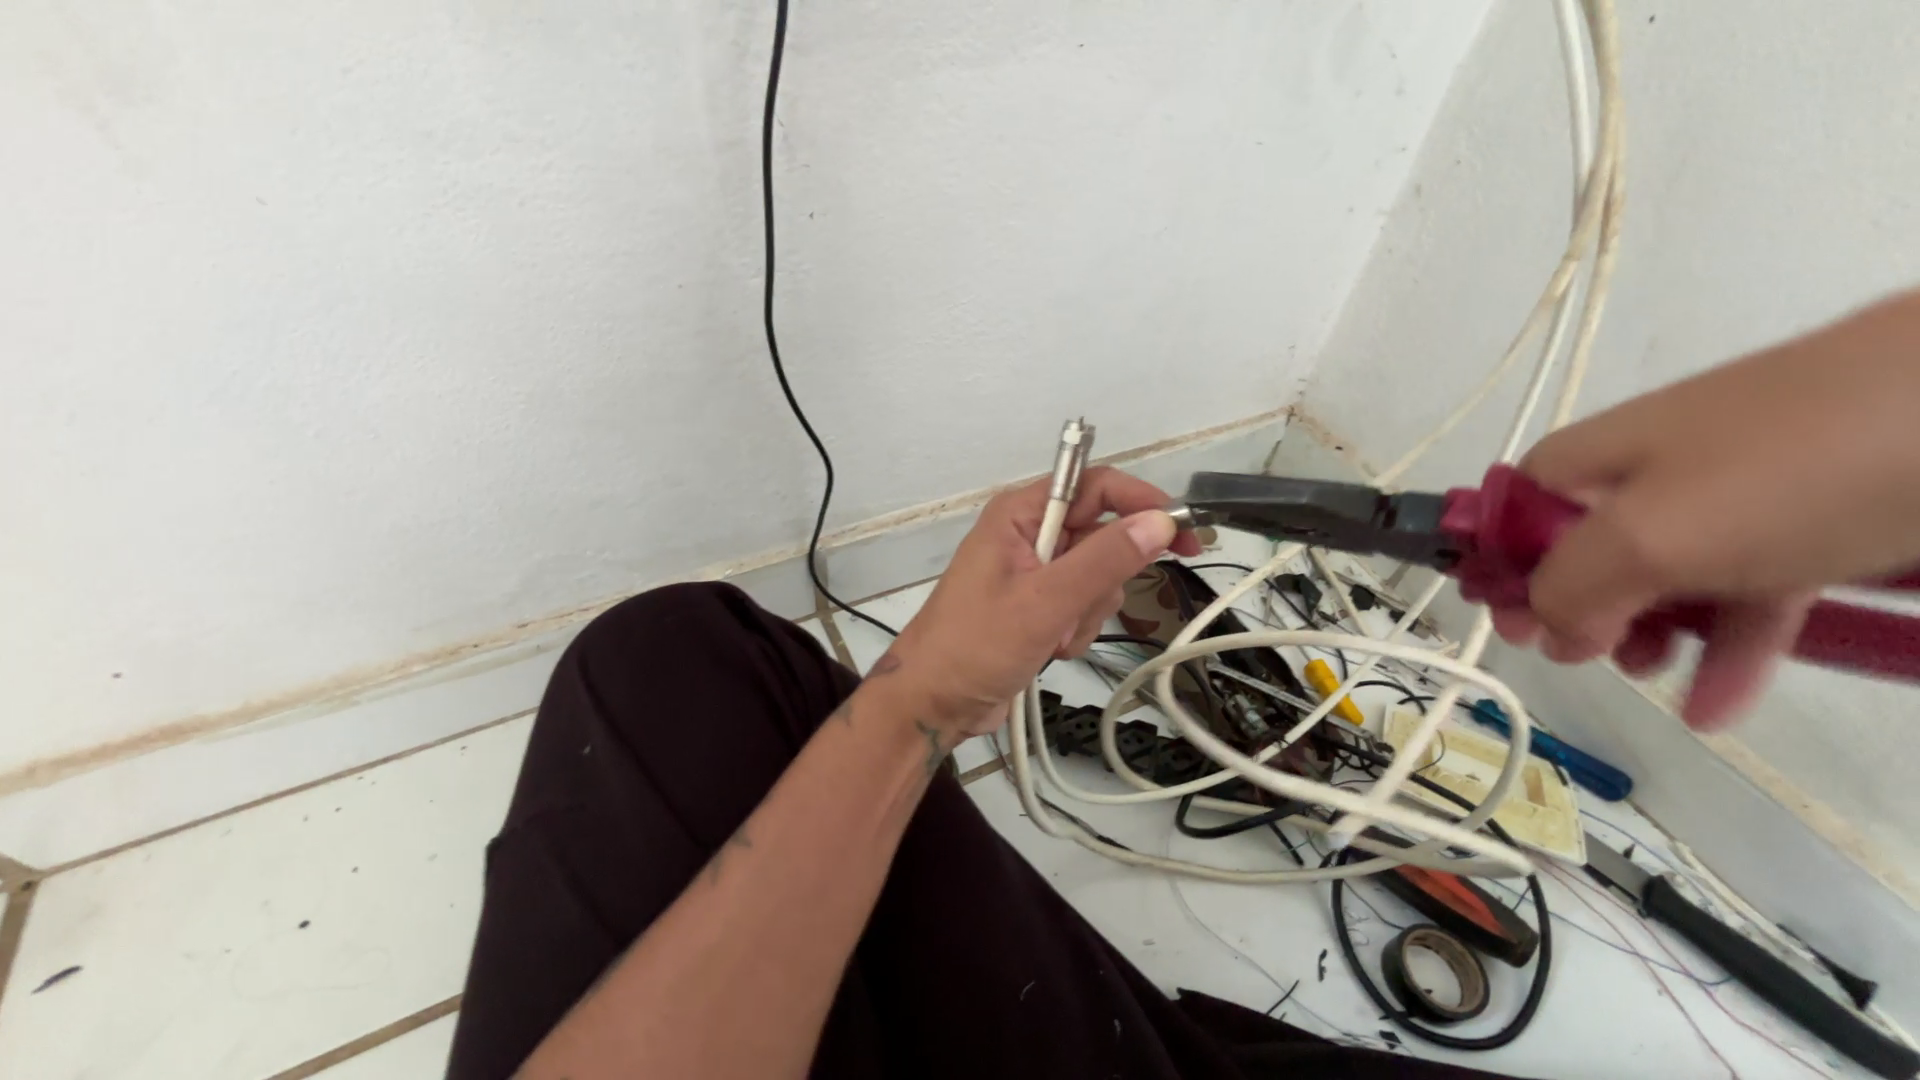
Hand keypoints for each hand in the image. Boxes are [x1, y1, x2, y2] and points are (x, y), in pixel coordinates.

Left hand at [878, 466, 1200, 735]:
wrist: (932, 703)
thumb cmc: (976, 645)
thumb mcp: (1046, 601)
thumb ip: (1105, 559)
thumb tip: (1159, 521)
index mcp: (1020, 513)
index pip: (1096, 486)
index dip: (1142, 503)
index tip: (1183, 533)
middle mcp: (1027, 534)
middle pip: (1100, 535)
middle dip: (1103, 580)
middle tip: (1086, 606)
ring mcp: (1032, 572)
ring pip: (1096, 577)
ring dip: (1087, 612)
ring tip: (1054, 635)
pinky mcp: (1036, 606)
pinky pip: (1079, 605)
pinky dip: (1075, 629)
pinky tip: (1049, 649)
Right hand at [1494, 290, 1919, 729]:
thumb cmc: (1782, 470)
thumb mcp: (1646, 536)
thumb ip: (1569, 587)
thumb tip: (1550, 627)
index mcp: (1584, 464)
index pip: (1508, 517)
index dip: (1498, 572)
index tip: (1509, 626)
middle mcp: (1641, 478)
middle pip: (1579, 554)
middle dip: (1573, 612)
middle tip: (1582, 657)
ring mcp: (1723, 503)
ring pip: (1659, 580)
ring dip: (1643, 635)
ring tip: (1651, 677)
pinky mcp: (1799, 528)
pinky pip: (1741, 596)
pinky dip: (1724, 651)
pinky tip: (1716, 709)